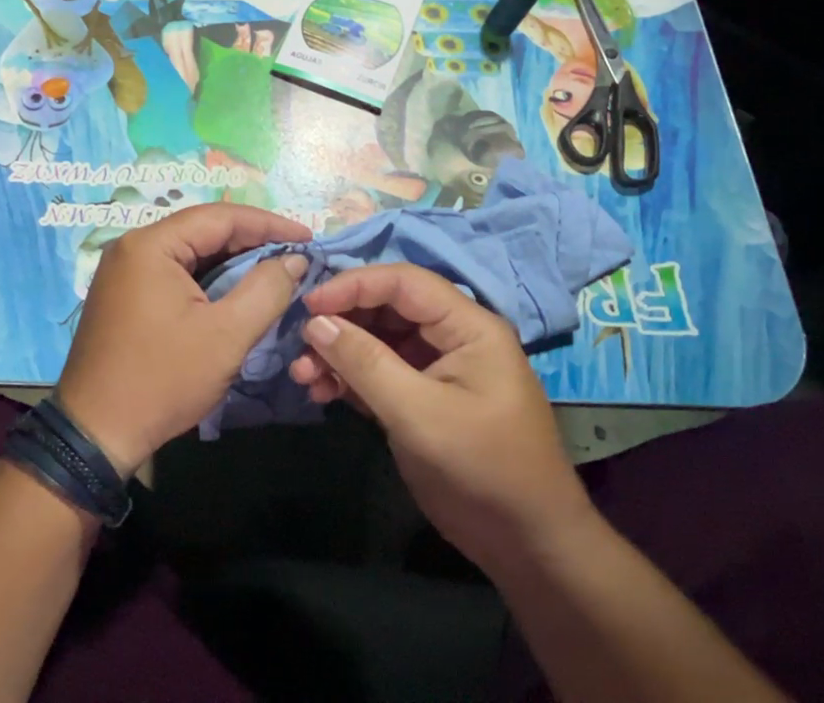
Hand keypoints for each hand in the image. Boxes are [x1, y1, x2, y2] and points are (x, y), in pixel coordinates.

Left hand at [59, 204, 309, 476]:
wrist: (97, 432)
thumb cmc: (163, 379)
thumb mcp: (227, 336)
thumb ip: (266, 290)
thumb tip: (293, 261)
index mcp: (150, 245)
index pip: (219, 217)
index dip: (269, 224)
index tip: (309, 239)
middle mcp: (130, 248)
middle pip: (201, 231)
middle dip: (252, 242)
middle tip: (296, 257)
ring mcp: (122, 273)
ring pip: (188, 254)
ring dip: (230, 263)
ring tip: (274, 273)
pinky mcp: (122, 297)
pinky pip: (172, 275)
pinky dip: (207, 281)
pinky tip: (235, 293)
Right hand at [289, 264, 596, 571]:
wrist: (524, 541)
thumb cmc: (482, 467)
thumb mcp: (418, 413)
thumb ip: (365, 362)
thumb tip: (315, 322)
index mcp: (468, 328)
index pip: (403, 283)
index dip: (353, 285)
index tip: (307, 304)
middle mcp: (451, 339)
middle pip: (385, 309)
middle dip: (340, 323)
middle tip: (299, 347)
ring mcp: (435, 370)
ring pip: (375, 342)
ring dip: (337, 354)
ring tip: (303, 378)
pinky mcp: (420, 400)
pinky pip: (376, 373)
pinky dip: (347, 379)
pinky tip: (321, 394)